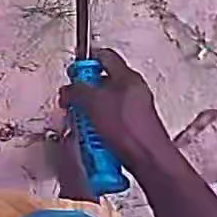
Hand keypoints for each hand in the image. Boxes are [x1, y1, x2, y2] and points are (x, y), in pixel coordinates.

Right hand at [56, 48, 174, 172]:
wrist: (147, 159)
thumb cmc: (129, 130)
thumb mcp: (92, 102)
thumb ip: (77, 90)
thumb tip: (69, 88)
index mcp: (127, 77)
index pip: (104, 57)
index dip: (85, 61)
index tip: (73, 72)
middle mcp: (133, 90)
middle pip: (100, 82)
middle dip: (82, 92)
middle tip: (74, 100)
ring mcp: (132, 109)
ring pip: (101, 102)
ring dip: (86, 111)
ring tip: (82, 121)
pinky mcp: (128, 126)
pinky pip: (105, 119)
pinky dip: (94, 125)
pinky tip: (91, 134)